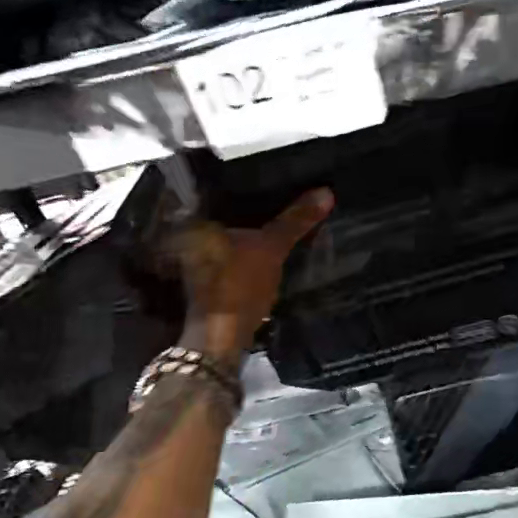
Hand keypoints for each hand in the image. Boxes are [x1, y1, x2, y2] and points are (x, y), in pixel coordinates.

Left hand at [169, 188, 333, 366]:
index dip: (252, 184)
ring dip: (254, 233)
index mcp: (198, 222)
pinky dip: (250, 253)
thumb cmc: (240, 287)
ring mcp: (199, 261)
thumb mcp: (271, 249)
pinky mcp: (210, 281)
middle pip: (230, 214)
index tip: (278, 179)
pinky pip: (234, 256)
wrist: (222, 338)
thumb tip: (326, 192)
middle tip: (286, 196)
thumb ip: (295, 221)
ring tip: (283, 221)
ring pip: (233, 237)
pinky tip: (269, 251)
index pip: (224, 190)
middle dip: (254, 208)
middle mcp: (191, 237)